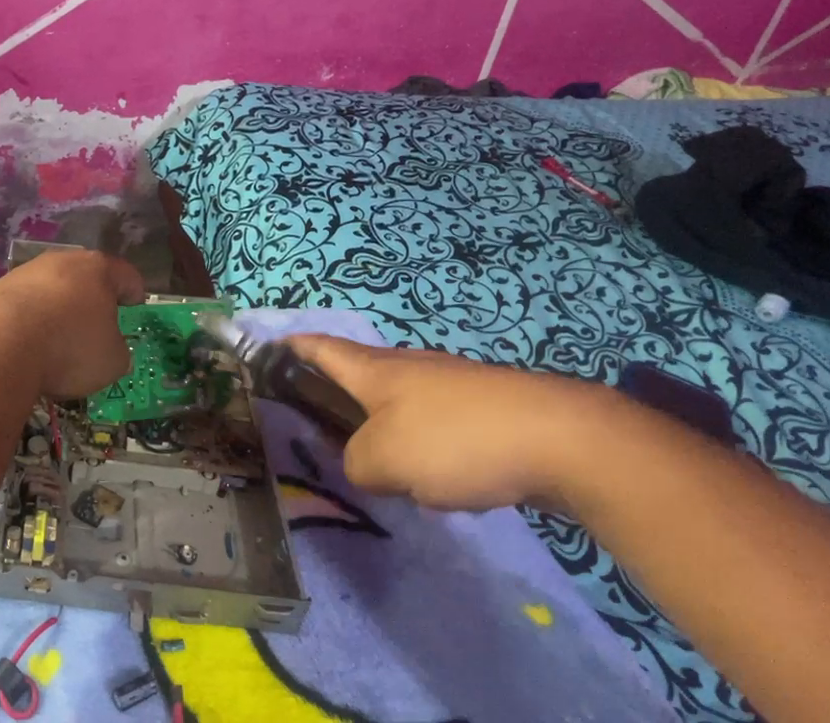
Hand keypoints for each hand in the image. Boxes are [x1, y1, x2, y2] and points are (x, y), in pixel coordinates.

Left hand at [0, 250, 144, 398]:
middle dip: (92, 297)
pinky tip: (29, 342)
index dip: (133, 291)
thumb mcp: (112, 360)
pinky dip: (30, 318)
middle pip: (85, 276)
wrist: (1, 348)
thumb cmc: (70, 348)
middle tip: (97, 322)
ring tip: (58, 337)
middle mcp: (61, 261)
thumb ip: (117, 349)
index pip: (126, 275)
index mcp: (98, 269)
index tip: (134, 304)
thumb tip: (108, 348)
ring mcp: (25, 272)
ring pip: (51, 287)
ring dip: (57, 306)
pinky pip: (24, 303)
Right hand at [287, 336, 628, 511]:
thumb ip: (355, 463)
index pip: (321, 347)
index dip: (291, 348)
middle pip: (361, 374)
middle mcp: (410, 368)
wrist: (562, 439)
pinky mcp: (489, 410)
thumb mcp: (382, 460)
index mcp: (375, 370)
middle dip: (338, 396)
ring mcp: (453, 386)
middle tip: (320, 429)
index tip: (267, 350)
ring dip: (386, 430)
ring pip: (403, 406)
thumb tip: (365, 463)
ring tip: (384, 471)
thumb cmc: (455, 439)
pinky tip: (441, 483)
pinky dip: (428, 449)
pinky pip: (440, 428)